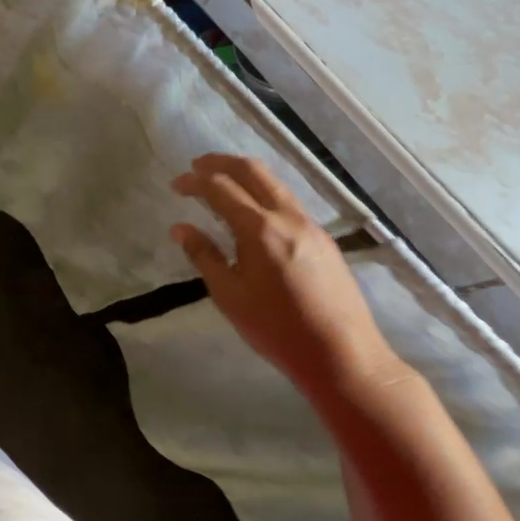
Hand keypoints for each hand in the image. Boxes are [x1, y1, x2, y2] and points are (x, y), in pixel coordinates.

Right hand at [171, 154, 406, 398]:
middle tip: (196, 166)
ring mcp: (311, 227)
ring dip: (244, 175)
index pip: (221, 188)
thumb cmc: (277, 329)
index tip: (175, 185)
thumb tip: (180, 228)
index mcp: (260, 230)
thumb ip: (204, 256)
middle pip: (253, 171)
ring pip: (274, 184)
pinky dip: (263, 193)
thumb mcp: (229, 296)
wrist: (344, 358)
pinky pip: (288, 202)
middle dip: (221, 162)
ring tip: (221, 183)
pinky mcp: (325, 241)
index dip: (194, 181)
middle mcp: (288, 218)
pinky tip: (252, 211)